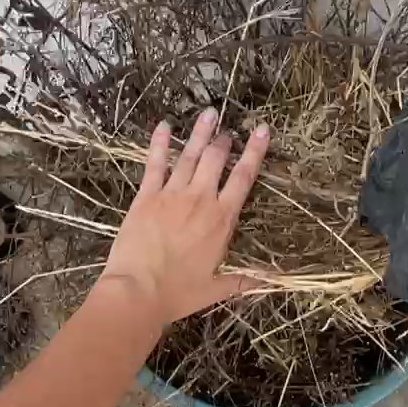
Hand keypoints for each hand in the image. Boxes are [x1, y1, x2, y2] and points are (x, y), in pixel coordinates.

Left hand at [98, 109, 270, 324]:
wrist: (137, 292)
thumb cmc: (178, 293)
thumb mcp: (216, 289)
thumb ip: (243, 280)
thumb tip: (270, 281)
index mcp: (221, 220)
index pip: (243, 178)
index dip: (254, 152)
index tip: (262, 131)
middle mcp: (200, 200)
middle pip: (216, 159)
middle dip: (223, 140)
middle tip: (227, 128)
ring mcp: (171, 195)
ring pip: (189, 156)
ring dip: (199, 133)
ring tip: (208, 113)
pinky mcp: (146, 197)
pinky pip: (155, 164)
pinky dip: (160, 143)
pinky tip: (164, 126)